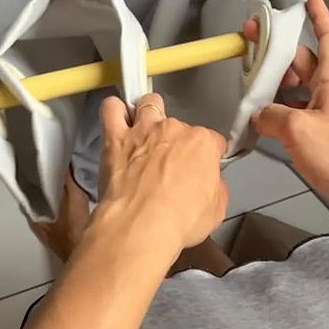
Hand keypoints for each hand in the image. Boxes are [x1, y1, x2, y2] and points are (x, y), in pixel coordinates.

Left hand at [94, 92, 228, 255]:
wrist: (142, 225)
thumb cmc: (180, 220)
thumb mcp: (216, 211)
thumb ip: (216, 187)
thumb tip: (211, 182)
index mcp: (202, 144)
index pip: (212, 140)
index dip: (208, 155)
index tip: (203, 166)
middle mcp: (173, 128)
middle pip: (179, 123)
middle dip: (176, 140)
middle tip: (170, 162)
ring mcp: (143, 128)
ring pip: (148, 104)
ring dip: (148, 115)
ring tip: (145, 135)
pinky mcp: (116, 136)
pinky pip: (112, 108)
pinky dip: (115, 110)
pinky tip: (118, 122)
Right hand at [252, 0, 328, 231]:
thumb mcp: (297, 130)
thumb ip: (271, 115)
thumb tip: (259, 114)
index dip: (320, 18)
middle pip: (306, 63)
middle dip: (280, 51)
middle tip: (251, 43)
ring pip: (301, 88)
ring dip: (279, 83)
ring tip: (252, 83)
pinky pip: (302, 112)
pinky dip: (283, 110)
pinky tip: (266, 119)